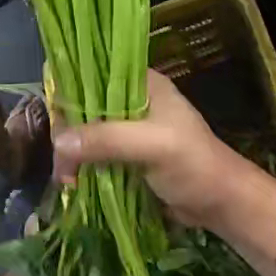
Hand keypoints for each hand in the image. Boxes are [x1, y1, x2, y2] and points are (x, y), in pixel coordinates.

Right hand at [52, 70, 251, 229]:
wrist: (221, 204)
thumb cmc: (194, 165)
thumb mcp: (154, 146)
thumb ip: (109, 140)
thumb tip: (60, 143)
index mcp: (141, 83)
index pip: (93, 70)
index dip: (68, 88)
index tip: (55, 117)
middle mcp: (130, 100)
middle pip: (82, 105)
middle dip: (67, 131)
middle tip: (62, 161)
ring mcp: (126, 128)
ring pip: (84, 132)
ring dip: (71, 154)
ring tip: (68, 180)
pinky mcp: (123, 154)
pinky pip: (92, 154)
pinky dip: (80, 167)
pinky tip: (73, 184)